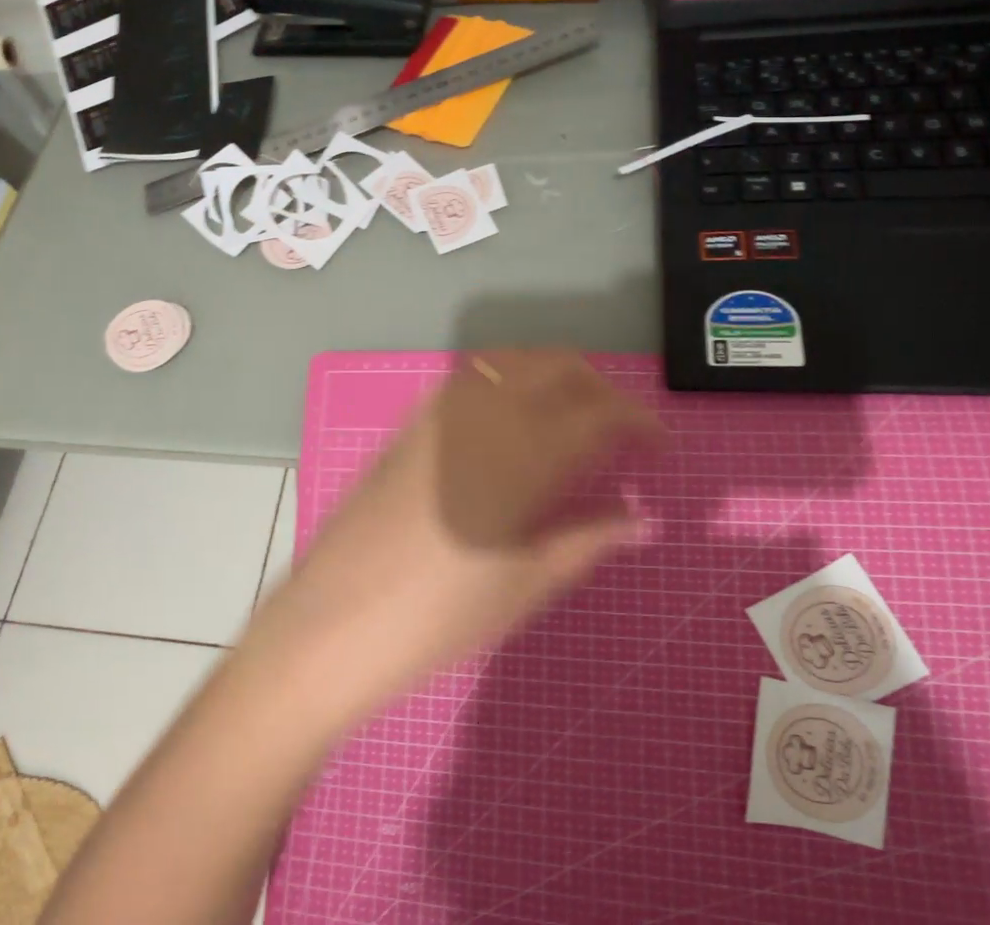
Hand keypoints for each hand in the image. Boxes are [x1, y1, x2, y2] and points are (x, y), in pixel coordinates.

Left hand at [245, 348, 663, 716]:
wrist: (332, 625)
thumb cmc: (438, 617)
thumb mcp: (525, 585)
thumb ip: (588, 540)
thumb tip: (644, 520)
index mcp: (521, 454)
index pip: (597, 412)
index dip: (637, 422)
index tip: (657, 447)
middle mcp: (480, 416)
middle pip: (555, 367)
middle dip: (596, 387)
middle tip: (616, 431)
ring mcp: (436, 417)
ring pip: (507, 363)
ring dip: (549, 376)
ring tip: (568, 422)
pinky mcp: (406, 429)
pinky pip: (467, 382)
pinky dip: (503, 385)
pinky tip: (507, 430)